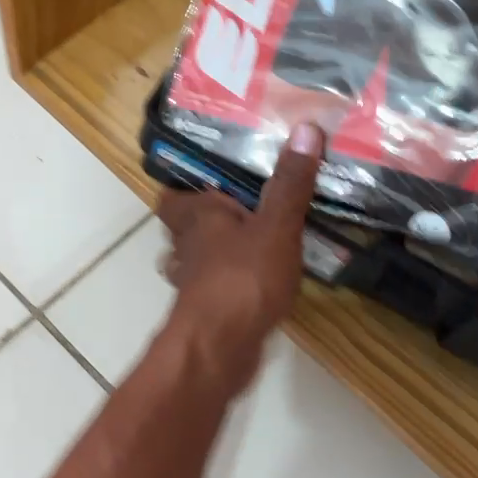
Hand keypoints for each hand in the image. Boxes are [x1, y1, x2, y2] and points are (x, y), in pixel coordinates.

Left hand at [154, 125, 325, 389]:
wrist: (220, 350)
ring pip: (198, 259)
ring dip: (219, 253)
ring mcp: (192, 282)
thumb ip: (291, 183)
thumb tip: (306, 128)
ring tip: (256, 243)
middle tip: (245, 206)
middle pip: (185, 227)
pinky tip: (261, 284)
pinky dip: (232, 284)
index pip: (171, 195)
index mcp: (195, 216)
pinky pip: (216, 289)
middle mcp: (185, 245)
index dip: (184, 186)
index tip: (212, 176)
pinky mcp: (206, 312)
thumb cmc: (243, 278)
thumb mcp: (276, 225)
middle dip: (208, 219)